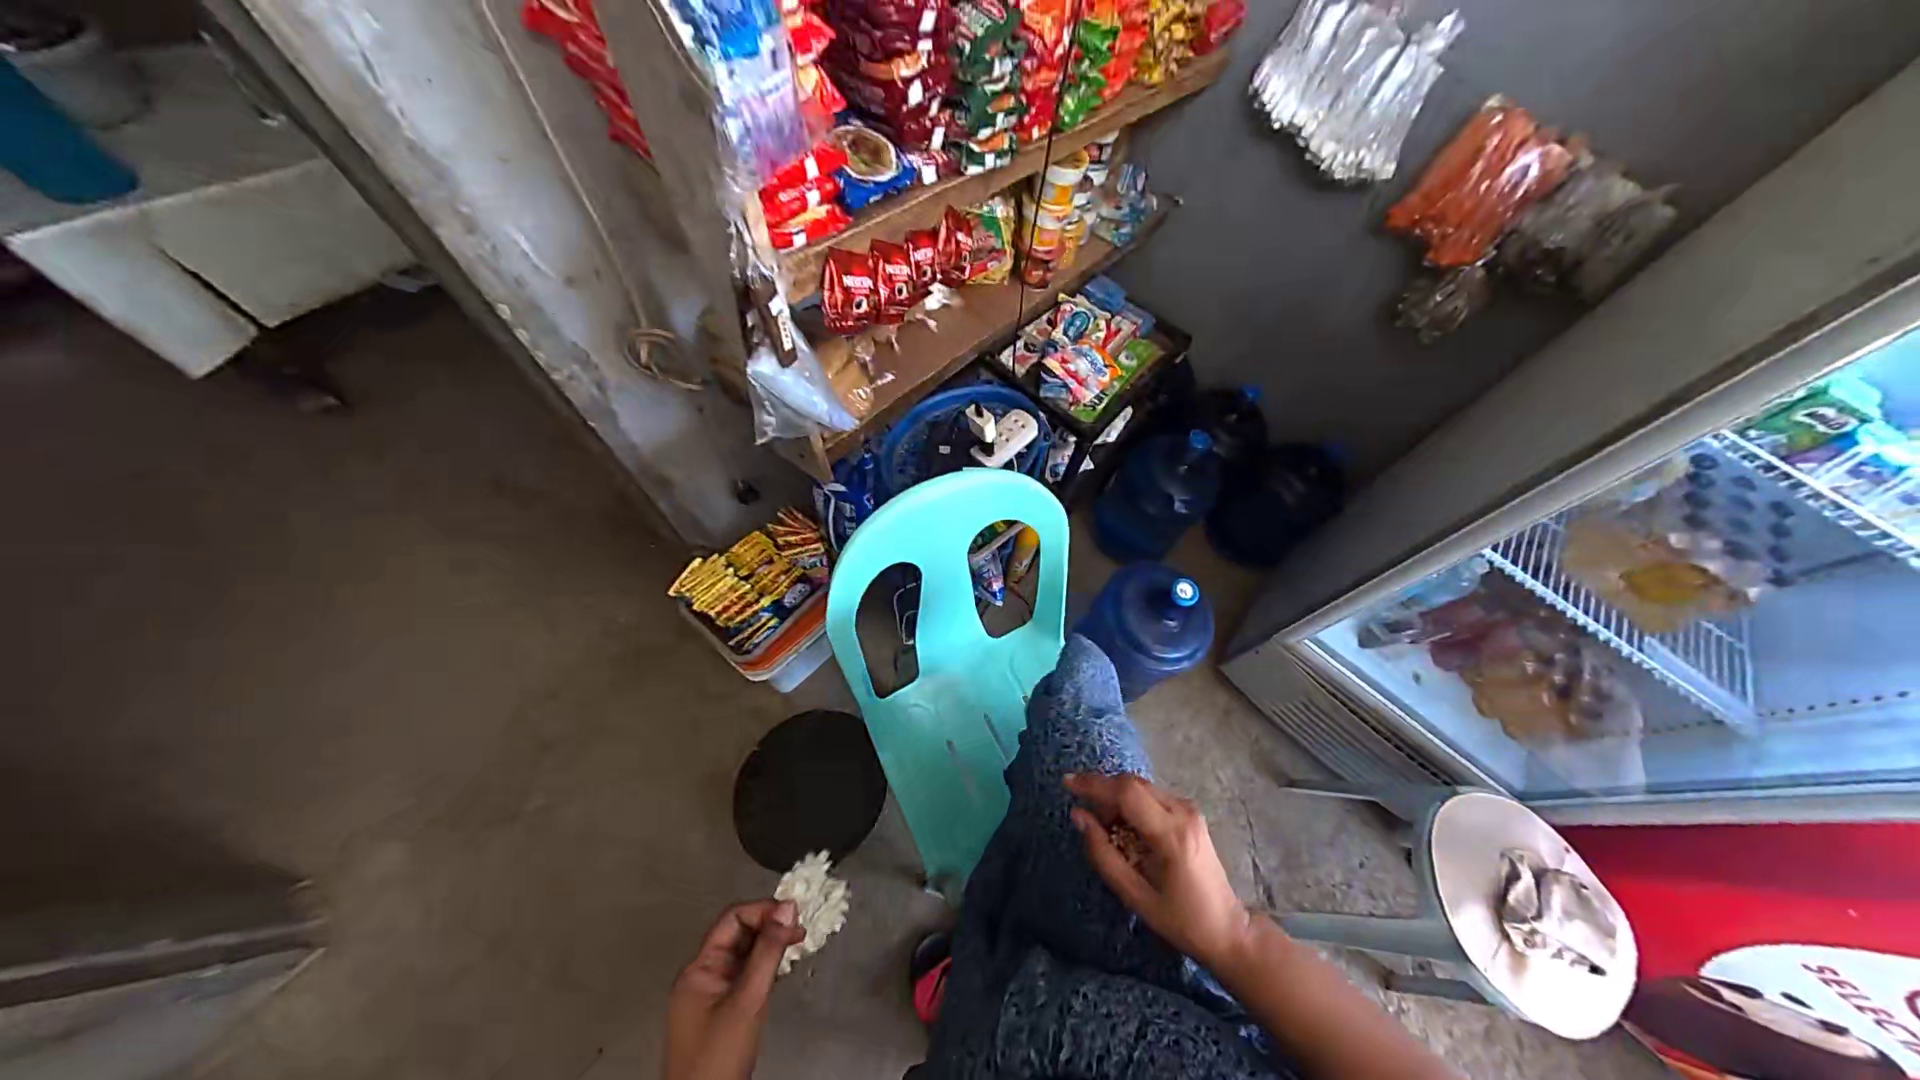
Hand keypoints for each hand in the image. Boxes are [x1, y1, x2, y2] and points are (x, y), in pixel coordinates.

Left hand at [664, 899, 804, 1079]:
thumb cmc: (717, 1059)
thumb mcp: (747, 1000)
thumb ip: (767, 952)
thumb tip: (786, 909)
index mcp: (699, 969)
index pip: (732, 920)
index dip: (763, 911)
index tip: (792, 913)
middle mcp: (703, 977)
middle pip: (738, 935)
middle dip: (769, 926)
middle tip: (799, 928)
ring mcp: (712, 995)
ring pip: (744, 954)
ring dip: (770, 945)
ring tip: (797, 943)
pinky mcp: (724, 1012)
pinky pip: (746, 975)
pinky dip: (766, 966)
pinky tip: (783, 968)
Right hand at [1066, 772, 1255, 972]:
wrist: (1228, 928)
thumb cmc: (1181, 920)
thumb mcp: (1134, 895)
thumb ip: (1103, 854)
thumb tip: (1079, 816)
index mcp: (1171, 834)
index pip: (1127, 793)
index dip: (1094, 784)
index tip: (1067, 784)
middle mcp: (1183, 812)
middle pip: (1132, 784)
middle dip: (1102, 790)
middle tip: (1084, 812)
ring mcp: (1189, 810)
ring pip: (1141, 787)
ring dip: (1115, 797)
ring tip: (1102, 824)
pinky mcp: (1190, 813)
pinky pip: (1151, 796)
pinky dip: (1130, 803)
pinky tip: (1123, 826)